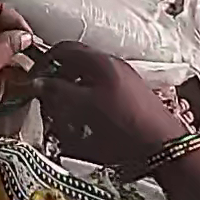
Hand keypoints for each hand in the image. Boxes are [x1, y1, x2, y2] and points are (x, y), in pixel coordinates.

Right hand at [30, 42, 191, 166]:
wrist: (165, 150)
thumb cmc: (122, 126)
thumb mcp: (83, 108)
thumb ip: (58, 91)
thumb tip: (38, 82)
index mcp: (100, 62)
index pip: (64, 49)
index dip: (45, 61)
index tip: (34, 77)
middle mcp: (113, 65)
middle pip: (76, 62)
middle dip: (57, 76)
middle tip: (46, 95)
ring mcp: (125, 79)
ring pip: (88, 76)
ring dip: (71, 88)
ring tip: (62, 109)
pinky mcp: (132, 95)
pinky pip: (100, 88)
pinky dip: (87, 97)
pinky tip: (84, 117)